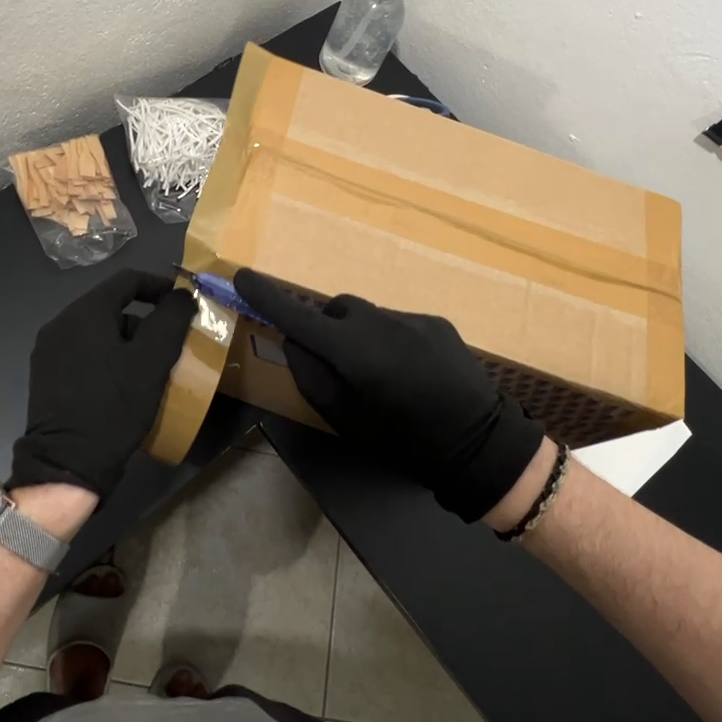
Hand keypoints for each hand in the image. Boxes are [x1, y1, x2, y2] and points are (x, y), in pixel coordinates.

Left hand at [11, 270, 196, 500]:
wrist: (67, 464)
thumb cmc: (113, 406)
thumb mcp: (152, 361)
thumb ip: (171, 319)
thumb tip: (184, 294)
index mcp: (83, 313)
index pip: (127, 280)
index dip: (160, 286)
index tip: (184, 304)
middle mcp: (60, 324)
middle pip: (112, 308)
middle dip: (145, 322)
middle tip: (171, 346)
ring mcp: (48, 351)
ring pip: (98, 333)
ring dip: (127, 343)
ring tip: (150, 370)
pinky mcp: (46, 377)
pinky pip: (84, 354)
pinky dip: (108, 360)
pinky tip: (123, 385)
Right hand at [234, 270, 544, 522]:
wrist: (480, 445)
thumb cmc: (404, 442)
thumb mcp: (345, 420)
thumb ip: (311, 377)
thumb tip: (294, 343)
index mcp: (351, 351)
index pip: (296, 314)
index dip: (265, 294)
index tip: (241, 276)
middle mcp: (378, 322)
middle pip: (335, 308)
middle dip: (324, 326)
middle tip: (330, 362)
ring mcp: (411, 318)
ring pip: (368, 316)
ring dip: (360, 336)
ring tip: (379, 376)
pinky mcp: (436, 323)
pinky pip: (397, 324)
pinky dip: (389, 341)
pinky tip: (409, 374)